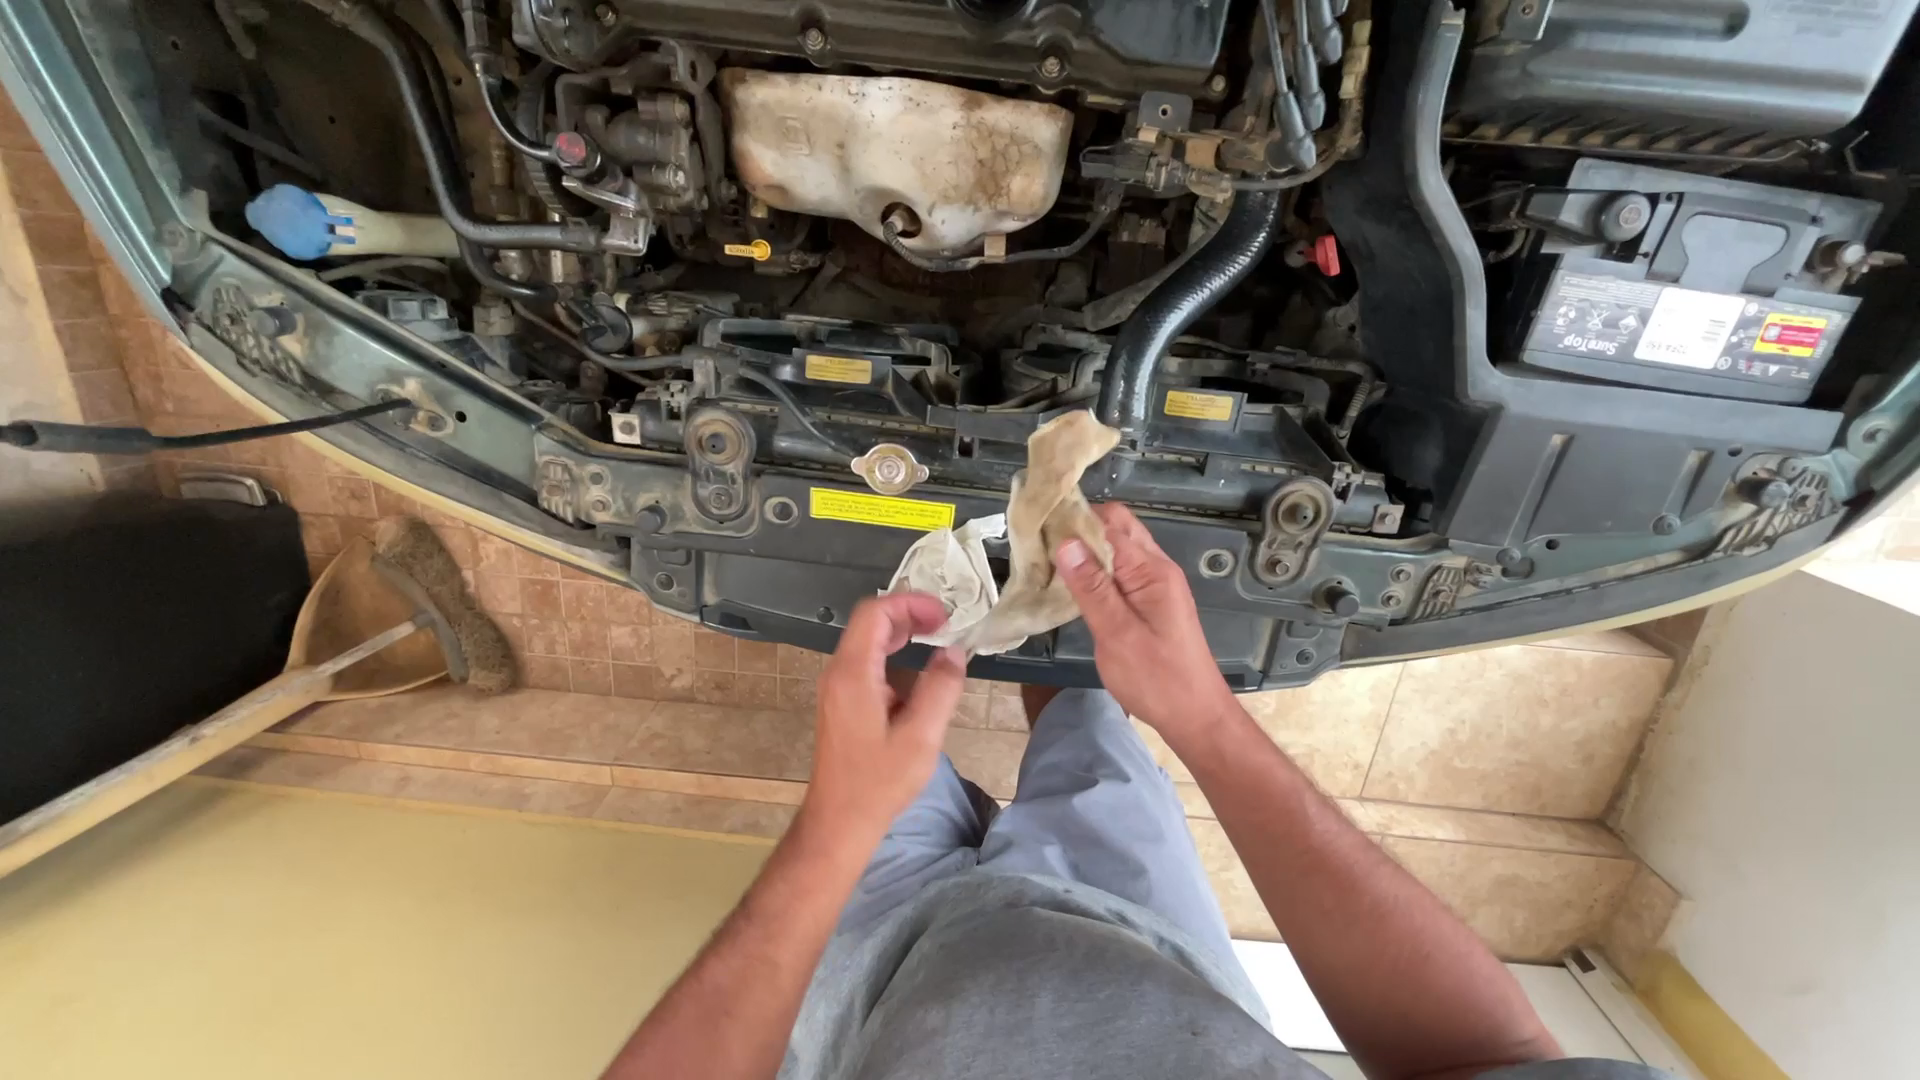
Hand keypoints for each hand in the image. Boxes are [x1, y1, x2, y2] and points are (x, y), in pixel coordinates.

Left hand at [804, 593, 966, 838]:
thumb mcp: (921, 736)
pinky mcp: (841, 703)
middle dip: (908, 614)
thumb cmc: (878, 782)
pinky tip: (916, 673)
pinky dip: (892, 654)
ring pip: (866, 641)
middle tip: (944, 624)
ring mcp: (836, 688)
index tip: (943, 616)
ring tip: (935, 639)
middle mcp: (838, 673)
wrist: (838, 823)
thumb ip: (940, 688)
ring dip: (900, 633)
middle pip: (869, 622)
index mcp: (853, 673)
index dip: (910, 603)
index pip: (875, 613)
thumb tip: (954, 652)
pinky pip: (865, 663)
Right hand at [1054, 503, 1237, 737]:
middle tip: (1041, 545)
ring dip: (1087, 550)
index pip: (1109, 524)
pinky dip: (1096, 570)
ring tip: (1049, 562)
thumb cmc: (1157, 680)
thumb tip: (1066, 542)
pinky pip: (1121, 571)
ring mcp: (1156, 585)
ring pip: (1118, 548)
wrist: (1195, 716)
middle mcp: (1157, 569)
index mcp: (1152, 571)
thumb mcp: (1117, 635)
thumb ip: (1092, 588)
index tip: (1038, 528)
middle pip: (1117, 528)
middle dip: (1079, 529)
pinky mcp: (1151, 602)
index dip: (1073, 520)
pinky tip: (1073, 586)